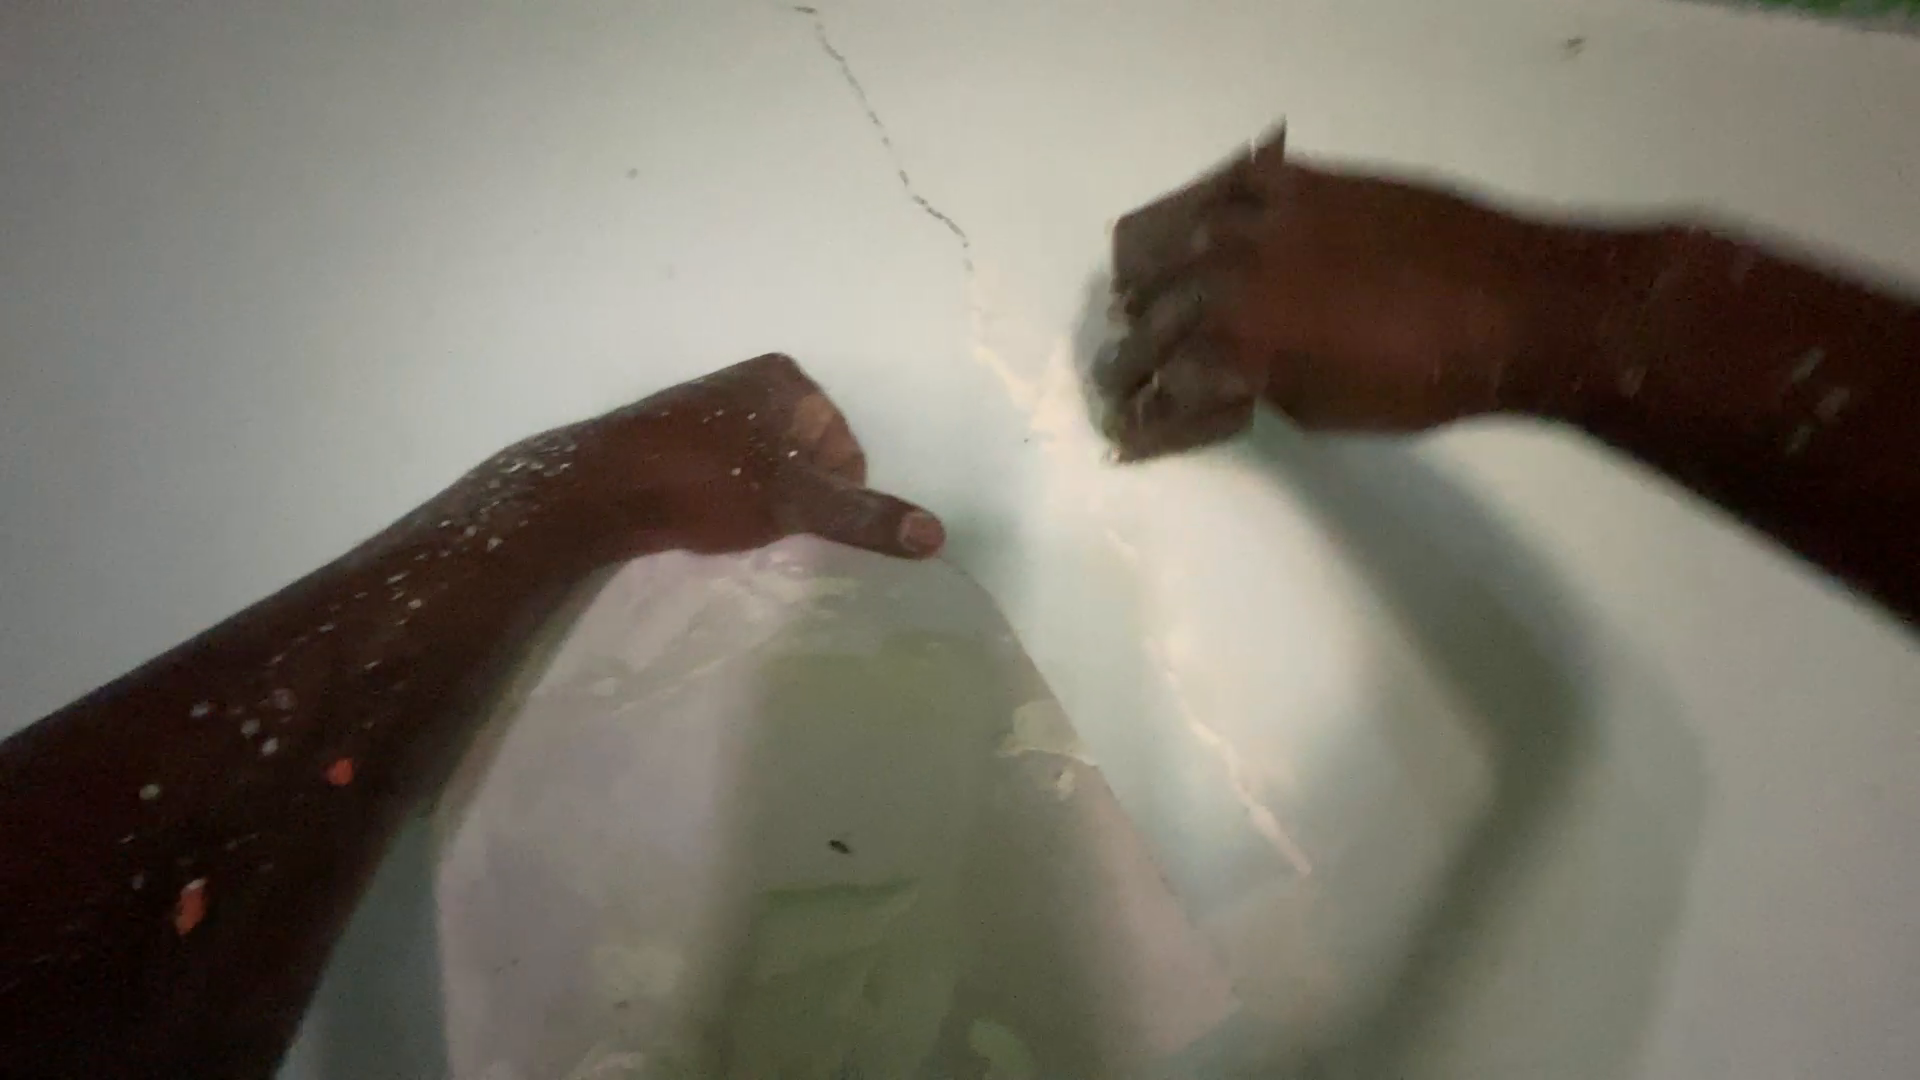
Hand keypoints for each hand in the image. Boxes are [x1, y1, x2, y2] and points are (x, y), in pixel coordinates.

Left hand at [515, 354, 944, 562]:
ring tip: (734, 520)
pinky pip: (741, 469)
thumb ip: (864, 516)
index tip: (794, 516)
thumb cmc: (705, 482)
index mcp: (790, 380)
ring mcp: (721, 406)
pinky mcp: (690, 434)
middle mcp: (758, 382)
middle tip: (764, 521)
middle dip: (800, 497)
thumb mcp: (795, 500)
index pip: (847, 453)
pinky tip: (713, 513)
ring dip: (769, 500)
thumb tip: (938, 536)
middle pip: (813, 460)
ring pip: (777, 469)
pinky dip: (738, 496)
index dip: (830, 496)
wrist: (597, 493)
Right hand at [1097, 127, 1551, 458]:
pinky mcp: (1309, 184)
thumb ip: (1253, 388)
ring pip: (1174, 239)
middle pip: (1152, 315)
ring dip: (1146, 273)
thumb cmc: (1418, 384)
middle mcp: (1235, 276)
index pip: (1160, 383)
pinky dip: (1207, 202)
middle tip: (1117, 371)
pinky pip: (1236, 182)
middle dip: (1125, 355)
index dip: (1136, 411)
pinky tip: (1201, 220)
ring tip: (1137, 291)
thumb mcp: (1316, 412)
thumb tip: (1224, 375)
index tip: (1120, 427)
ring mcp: (1269, 221)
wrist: (1518, 307)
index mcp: (1238, 345)